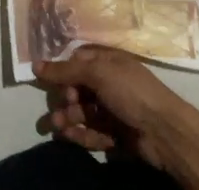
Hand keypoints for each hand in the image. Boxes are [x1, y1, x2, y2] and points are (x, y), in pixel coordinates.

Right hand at [33, 46, 188, 169]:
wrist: (163, 131)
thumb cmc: (131, 92)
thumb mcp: (98, 73)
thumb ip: (66, 71)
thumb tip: (36, 65)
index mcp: (108, 63)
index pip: (79, 62)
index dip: (63, 70)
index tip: (49, 79)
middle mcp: (109, 84)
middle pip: (78, 88)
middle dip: (65, 97)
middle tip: (62, 105)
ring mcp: (112, 110)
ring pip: (82, 112)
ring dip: (68, 117)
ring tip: (57, 124)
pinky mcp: (114, 134)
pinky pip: (91, 132)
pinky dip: (79, 134)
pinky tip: (68, 136)